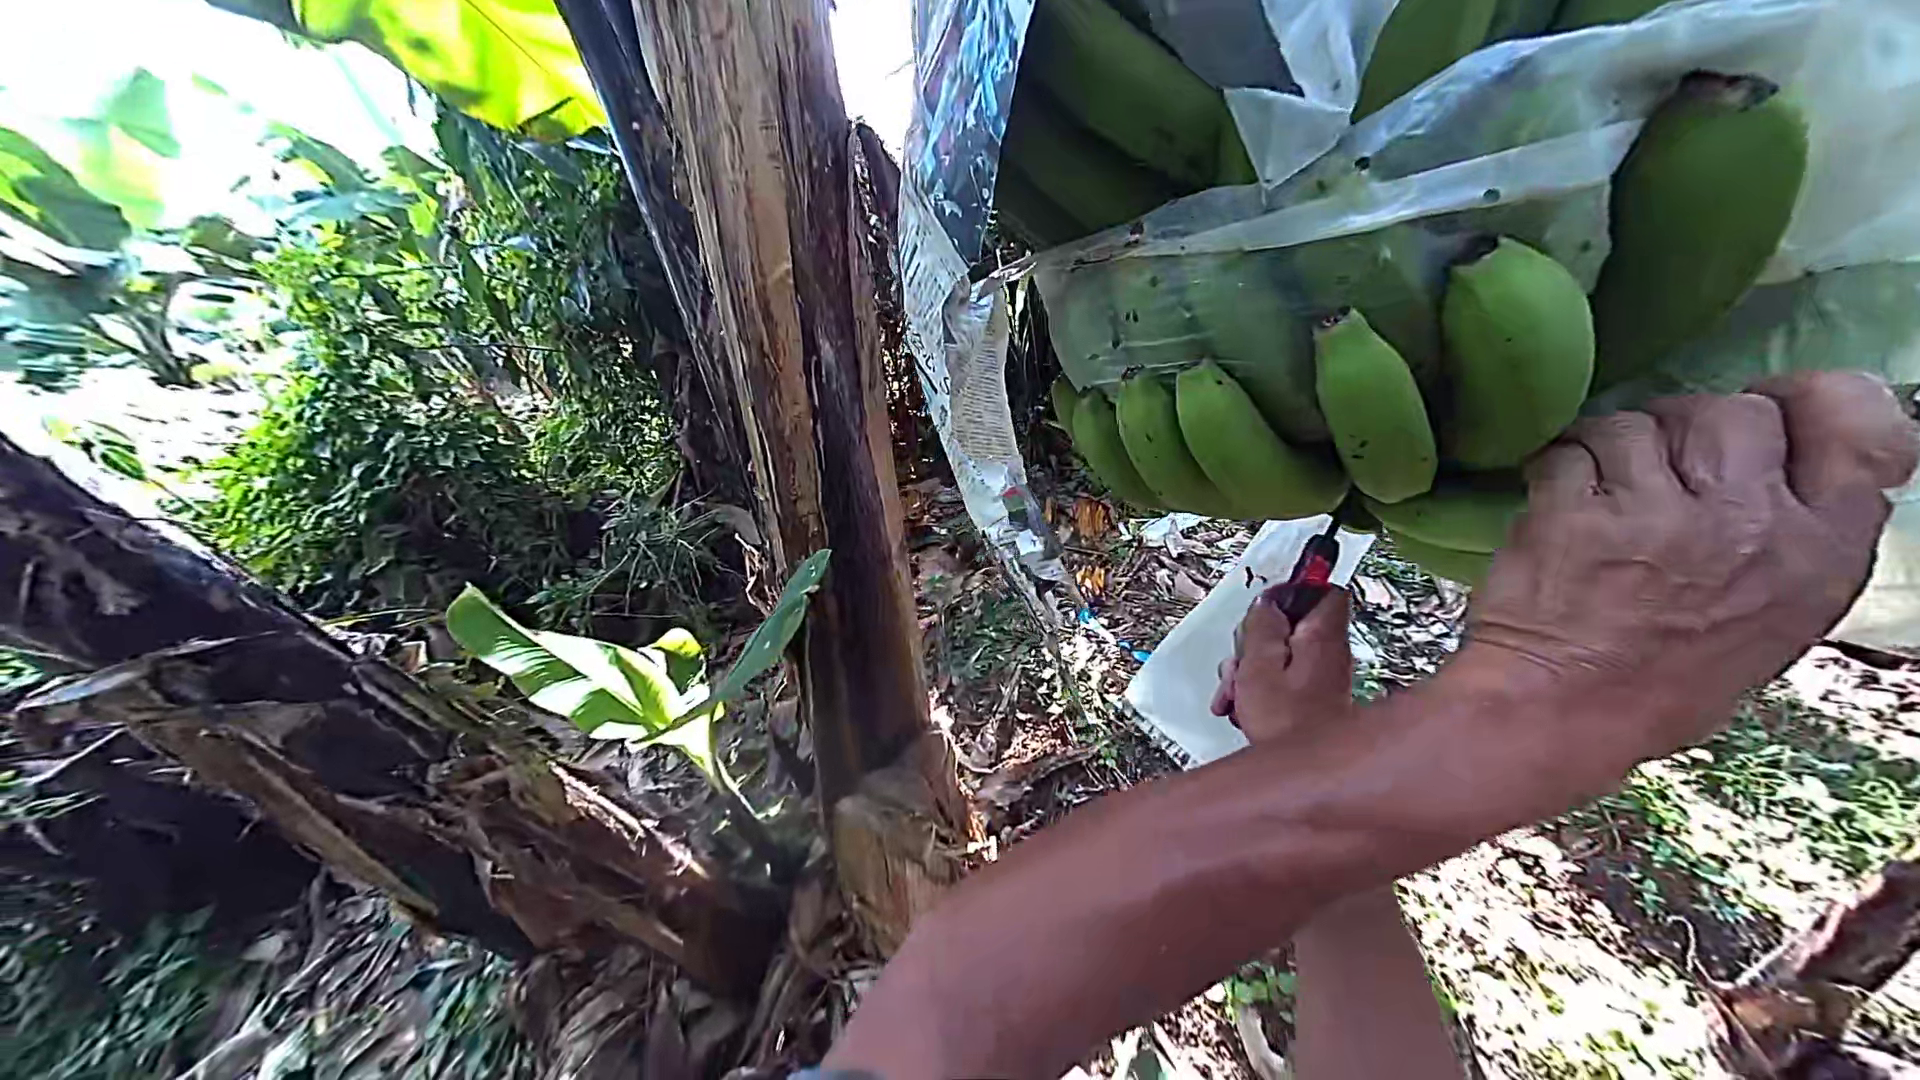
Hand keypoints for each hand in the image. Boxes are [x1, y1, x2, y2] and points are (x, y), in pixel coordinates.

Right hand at [1211, 585, 1353, 743]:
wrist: (1303, 777)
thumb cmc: (1284, 724)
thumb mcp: (1259, 665)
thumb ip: (1261, 627)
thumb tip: (1265, 604)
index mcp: (1321, 638)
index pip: (1325, 590)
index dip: (1293, 588)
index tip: (1266, 601)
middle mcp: (1328, 653)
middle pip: (1290, 623)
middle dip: (1256, 636)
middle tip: (1242, 656)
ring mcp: (1320, 676)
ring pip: (1278, 652)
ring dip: (1249, 666)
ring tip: (1235, 691)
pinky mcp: (1310, 697)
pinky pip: (1279, 677)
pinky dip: (1256, 685)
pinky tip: (1239, 704)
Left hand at [1466, 371, 1916, 769]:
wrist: (1567, 704)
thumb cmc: (1667, 674)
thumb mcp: (1778, 612)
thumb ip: (1790, 535)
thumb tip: (1773, 469)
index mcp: (1823, 544)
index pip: (1853, 421)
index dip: (1802, 397)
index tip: (1760, 407)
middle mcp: (1748, 518)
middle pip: (1726, 410)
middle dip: (1680, 422)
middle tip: (1646, 460)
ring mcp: (1654, 513)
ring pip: (1635, 423)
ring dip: (1605, 442)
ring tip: (1591, 480)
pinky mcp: (1572, 516)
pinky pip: (1565, 452)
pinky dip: (1552, 463)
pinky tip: (1550, 491)